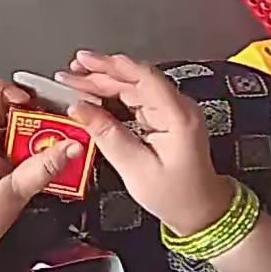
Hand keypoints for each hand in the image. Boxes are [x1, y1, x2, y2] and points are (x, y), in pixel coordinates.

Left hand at [0, 79, 83, 261]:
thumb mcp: (15, 193)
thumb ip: (45, 168)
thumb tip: (72, 146)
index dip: (4, 88)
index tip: (28, 100)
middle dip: (27, 109)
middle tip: (50, 120)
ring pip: (4, 122)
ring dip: (28, 126)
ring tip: (49, 138)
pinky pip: (6, 139)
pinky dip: (24, 141)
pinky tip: (39, 154)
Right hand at [56, 51, 234, 236]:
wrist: (200, 210)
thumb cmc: (175, 195)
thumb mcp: (135, 169)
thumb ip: (107, 135)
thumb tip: (79, 109)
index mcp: (178, 117)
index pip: (145, 78)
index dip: (113, 65)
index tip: (86, 60)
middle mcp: (177, 107)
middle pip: (135, 78)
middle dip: (100, 73)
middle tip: (69, 73)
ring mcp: (171, 110)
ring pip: (132, 86)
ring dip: (103, 81)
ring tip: (74, 80)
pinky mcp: (163, 116)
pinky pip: (134, 97)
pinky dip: (111, 94)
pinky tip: (91, 94)